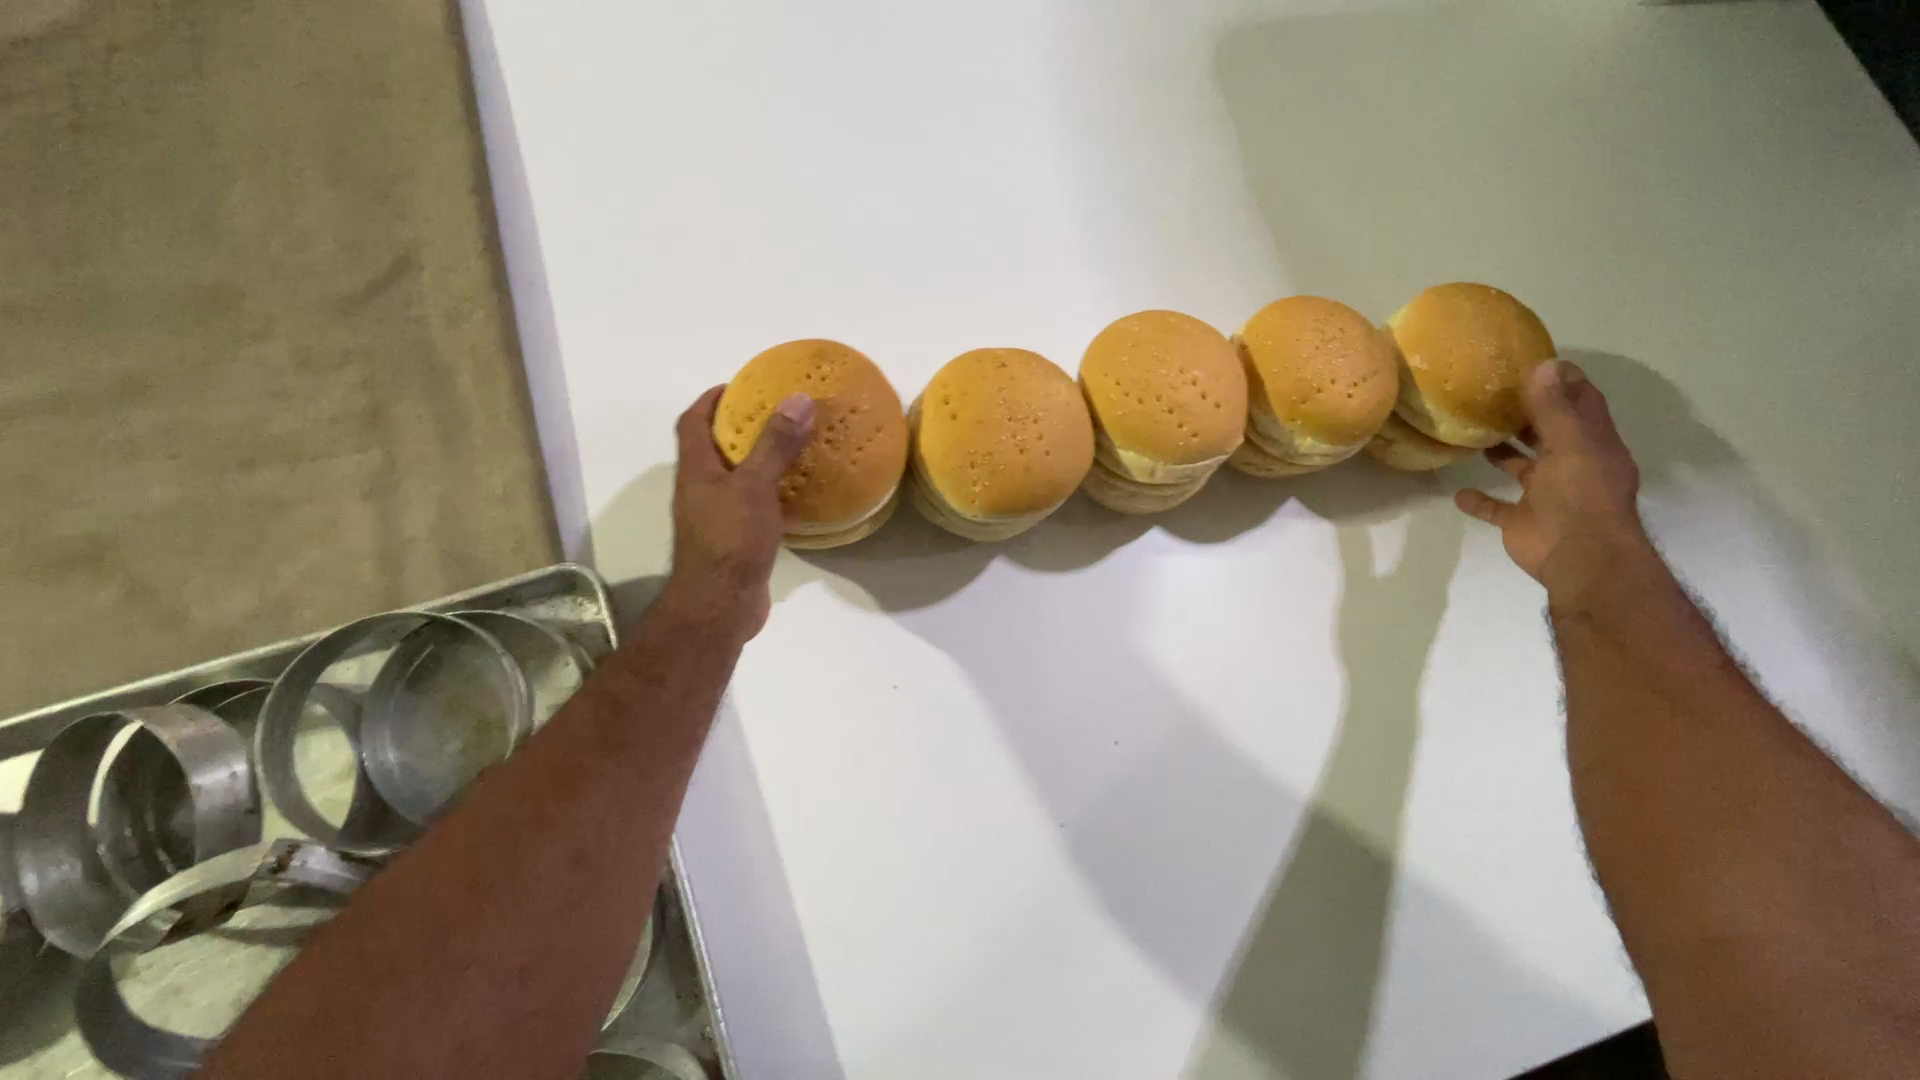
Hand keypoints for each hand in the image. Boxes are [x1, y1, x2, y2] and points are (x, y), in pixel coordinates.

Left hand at [662, 385, 814, 640]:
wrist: (719, 606)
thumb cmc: (730, 541)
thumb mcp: (754, 486)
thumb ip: (775, 444)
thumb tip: (798, 399)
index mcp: (696, 470)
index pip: (693, 421)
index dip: (712, 398)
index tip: (742, 384)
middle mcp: (701, 489)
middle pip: (714, 448)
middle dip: (742, 427)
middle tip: (780, 413)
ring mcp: (717, 517)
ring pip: (737, 478)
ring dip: (760, 461)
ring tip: (795, 447)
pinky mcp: (736, 541)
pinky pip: (754, 506)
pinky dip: (774, 495)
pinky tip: (800, 495)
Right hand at [1455, 360, 1650, 601]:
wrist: (1578, 557)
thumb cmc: (1581, 495)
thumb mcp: (1571, 444)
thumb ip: (1554, 407)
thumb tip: (1543, 364)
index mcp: (1590, 444)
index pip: (1581, 403)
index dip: (1563, 381)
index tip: (1532, 362)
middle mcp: (1570, 465)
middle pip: (1549, 432)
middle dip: (1526, 413)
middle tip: (1491, 394)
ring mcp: (1545, 494)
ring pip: (1522, 467)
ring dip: (1503, 453)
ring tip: (1474, 431)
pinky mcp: (1521, 520)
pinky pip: (1496, 507)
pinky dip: (1479, 500)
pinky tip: (1458, 492)